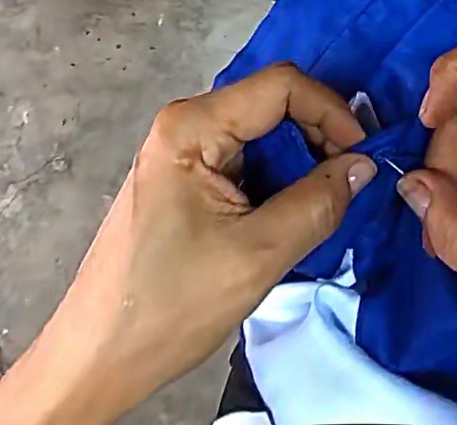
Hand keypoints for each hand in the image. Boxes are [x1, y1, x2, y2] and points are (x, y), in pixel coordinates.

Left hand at [0, 65, 373, 424]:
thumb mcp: (257, 256)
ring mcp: (185, 146)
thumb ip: (319, 201)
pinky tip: (297, 200)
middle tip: (349, 174)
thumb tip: (366, 163)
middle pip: (277, 100)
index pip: (283, 86)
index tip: (360, 153)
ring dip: (306, 152)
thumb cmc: (165, 309)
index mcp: (193, 127)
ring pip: (268, 125)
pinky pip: (253, 150)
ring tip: (328, 190)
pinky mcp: (190, 171)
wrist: (90, 369)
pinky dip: (285, 169)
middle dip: (321, 132)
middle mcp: (187, 122)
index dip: (331, 111)